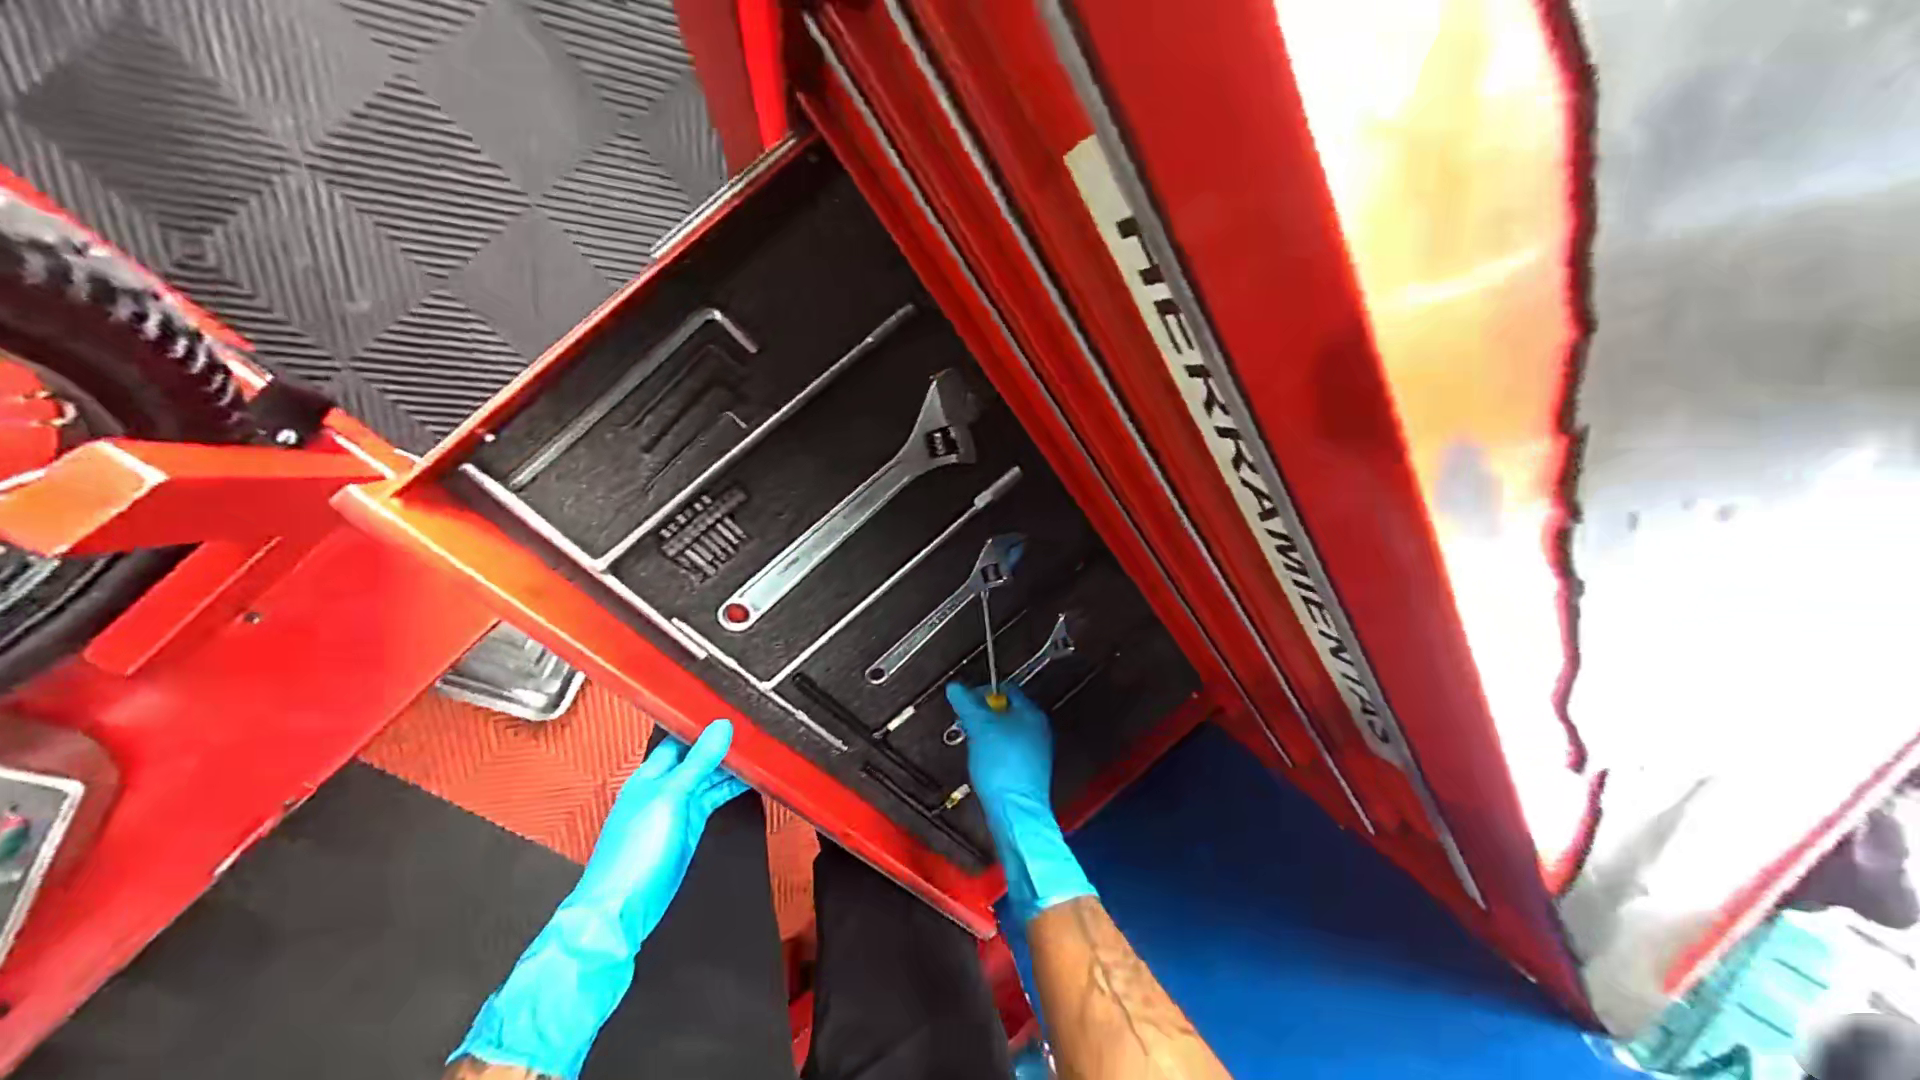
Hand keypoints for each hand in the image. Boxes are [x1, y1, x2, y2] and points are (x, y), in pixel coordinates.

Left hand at [568, 719, 750, 953]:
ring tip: (755, 753)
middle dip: (722, 744)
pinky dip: (730, 788)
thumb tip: (719, 728)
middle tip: (750, 733)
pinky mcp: (688, 828)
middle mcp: (663, 788)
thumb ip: (697, 761)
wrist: (621, 909)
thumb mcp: (670, 797)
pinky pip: (714, 798)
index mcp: (650, 774)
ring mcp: (676, 809)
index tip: (731, 715)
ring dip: (730, 766)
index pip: (681, 738)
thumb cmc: (630, 856)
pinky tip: (746, 782)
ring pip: (708, 777)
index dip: (705, 725)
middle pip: (697, 756)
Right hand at [946, 683, 1095, 922]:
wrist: (1015, 812)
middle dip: (982, 715)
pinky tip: (982, 762)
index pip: (1006, 689)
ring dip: (986, 734)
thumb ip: (967, 704)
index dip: (983, 692)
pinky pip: (1008, 752)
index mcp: (1032, 714)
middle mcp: (1038, 730)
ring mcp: (1035, 752)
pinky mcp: (1028, 771)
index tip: (965, 702)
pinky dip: (993, 752)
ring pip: (1006, 732)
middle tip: (966, 723)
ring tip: (972, 742)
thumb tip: (955, 687)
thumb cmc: (1002, 768)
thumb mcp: (979, 728)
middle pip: (1006, 711)